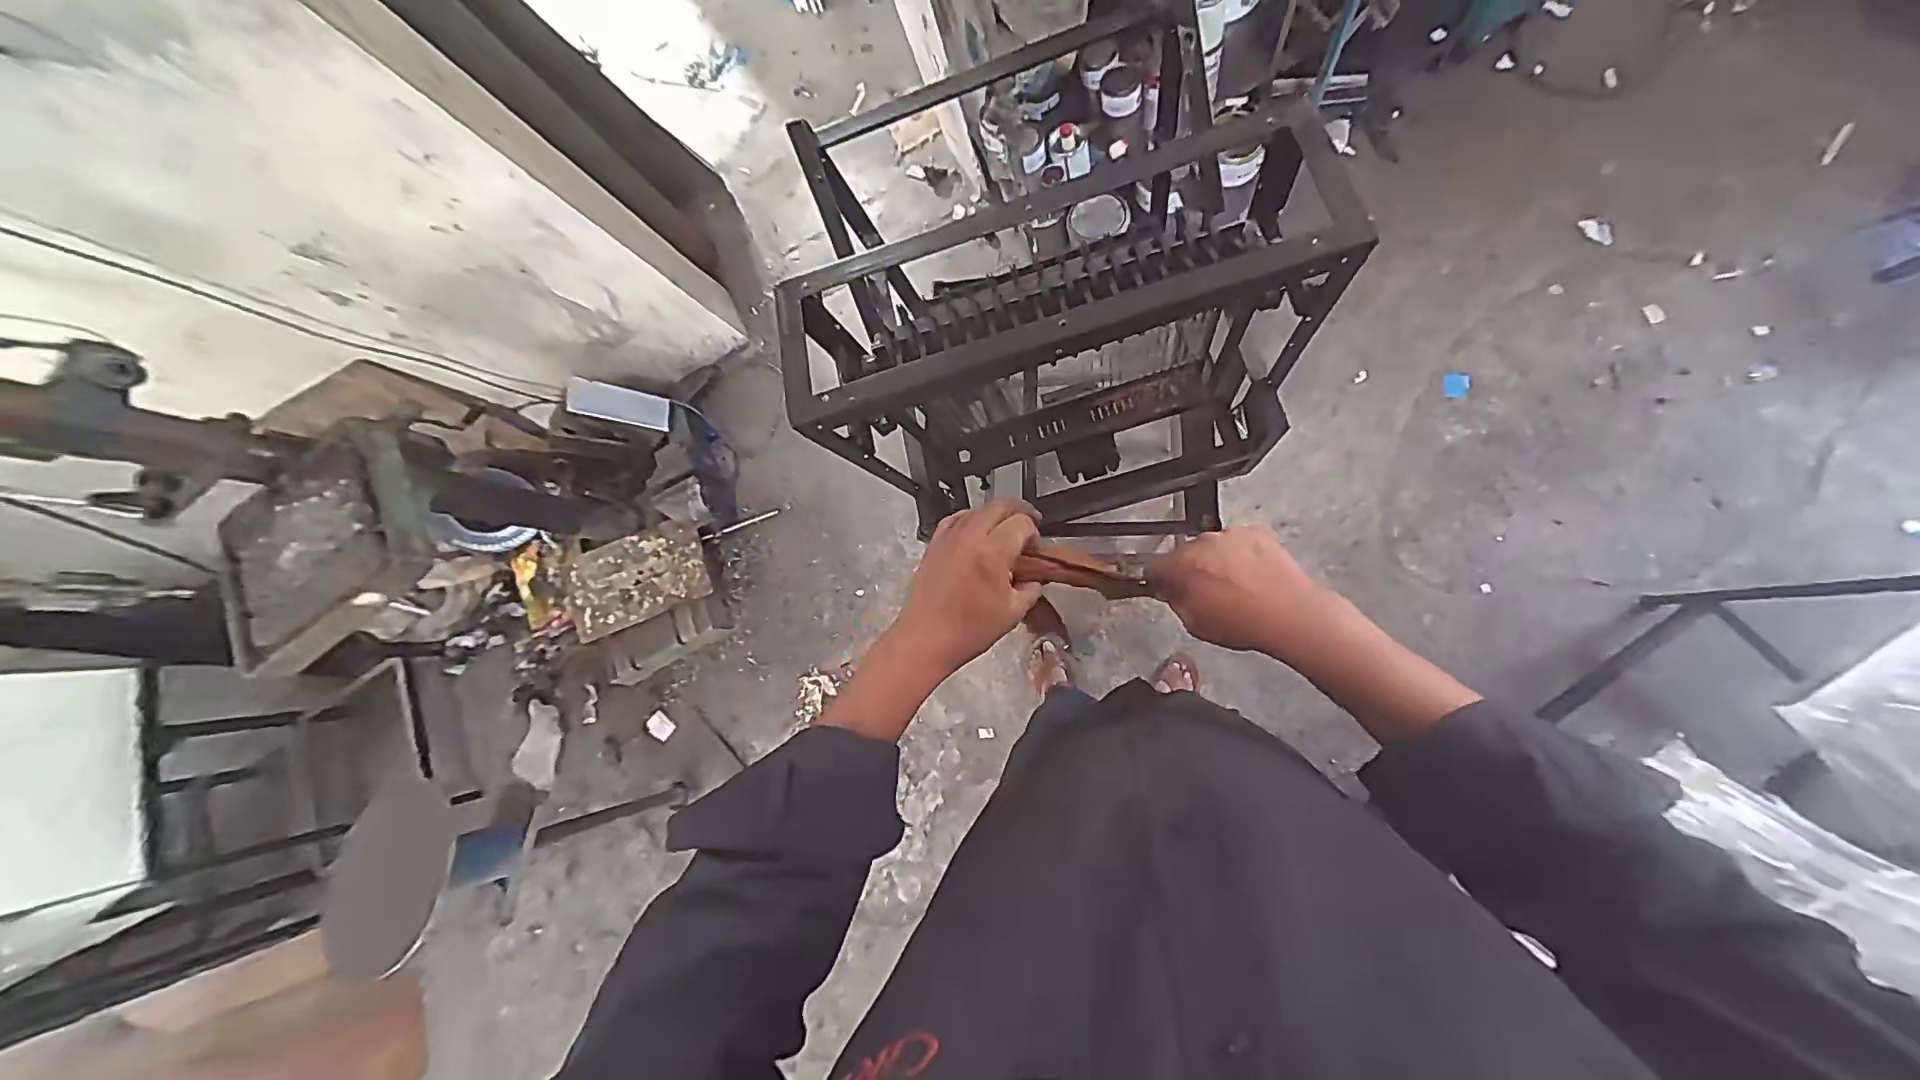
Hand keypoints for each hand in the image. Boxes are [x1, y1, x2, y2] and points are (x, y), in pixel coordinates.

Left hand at [887, 502, 1044, 676]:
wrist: (927, 639)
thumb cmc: (968, 630)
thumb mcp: (1013, 612)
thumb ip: (1030, 589)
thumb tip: (1033, 579)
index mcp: (992, 552)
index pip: (1021, 523)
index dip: (1034, 533)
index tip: (1035, 547)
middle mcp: (969, 538)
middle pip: (999, 507)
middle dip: (1018, 513)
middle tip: (1027, 527)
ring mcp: (948, 539)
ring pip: (976, 510)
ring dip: (994, 515)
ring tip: (1004, 530)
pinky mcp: (934, 546)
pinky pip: (954, 521)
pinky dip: (969, 520)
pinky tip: (975, 532)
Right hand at [1148, 526, 1336, 656]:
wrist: (1290, 614)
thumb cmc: (1243, 622)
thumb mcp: (1195, 624)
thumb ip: (1176, 602)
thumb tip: (1171, 592)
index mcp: (1181, 565)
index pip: (1154, 566)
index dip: (1158, 579)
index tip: (1165, 586)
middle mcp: (1202, 543)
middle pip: (1185, 553)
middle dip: (1190, 569)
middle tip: (1205, 590)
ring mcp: (1229, 535)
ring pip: (1212, 546)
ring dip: (1215, 560)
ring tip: (1234, 584)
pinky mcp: (1254, 532)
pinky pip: (1237, 541)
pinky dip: (1239, 554)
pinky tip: (1250, 574)